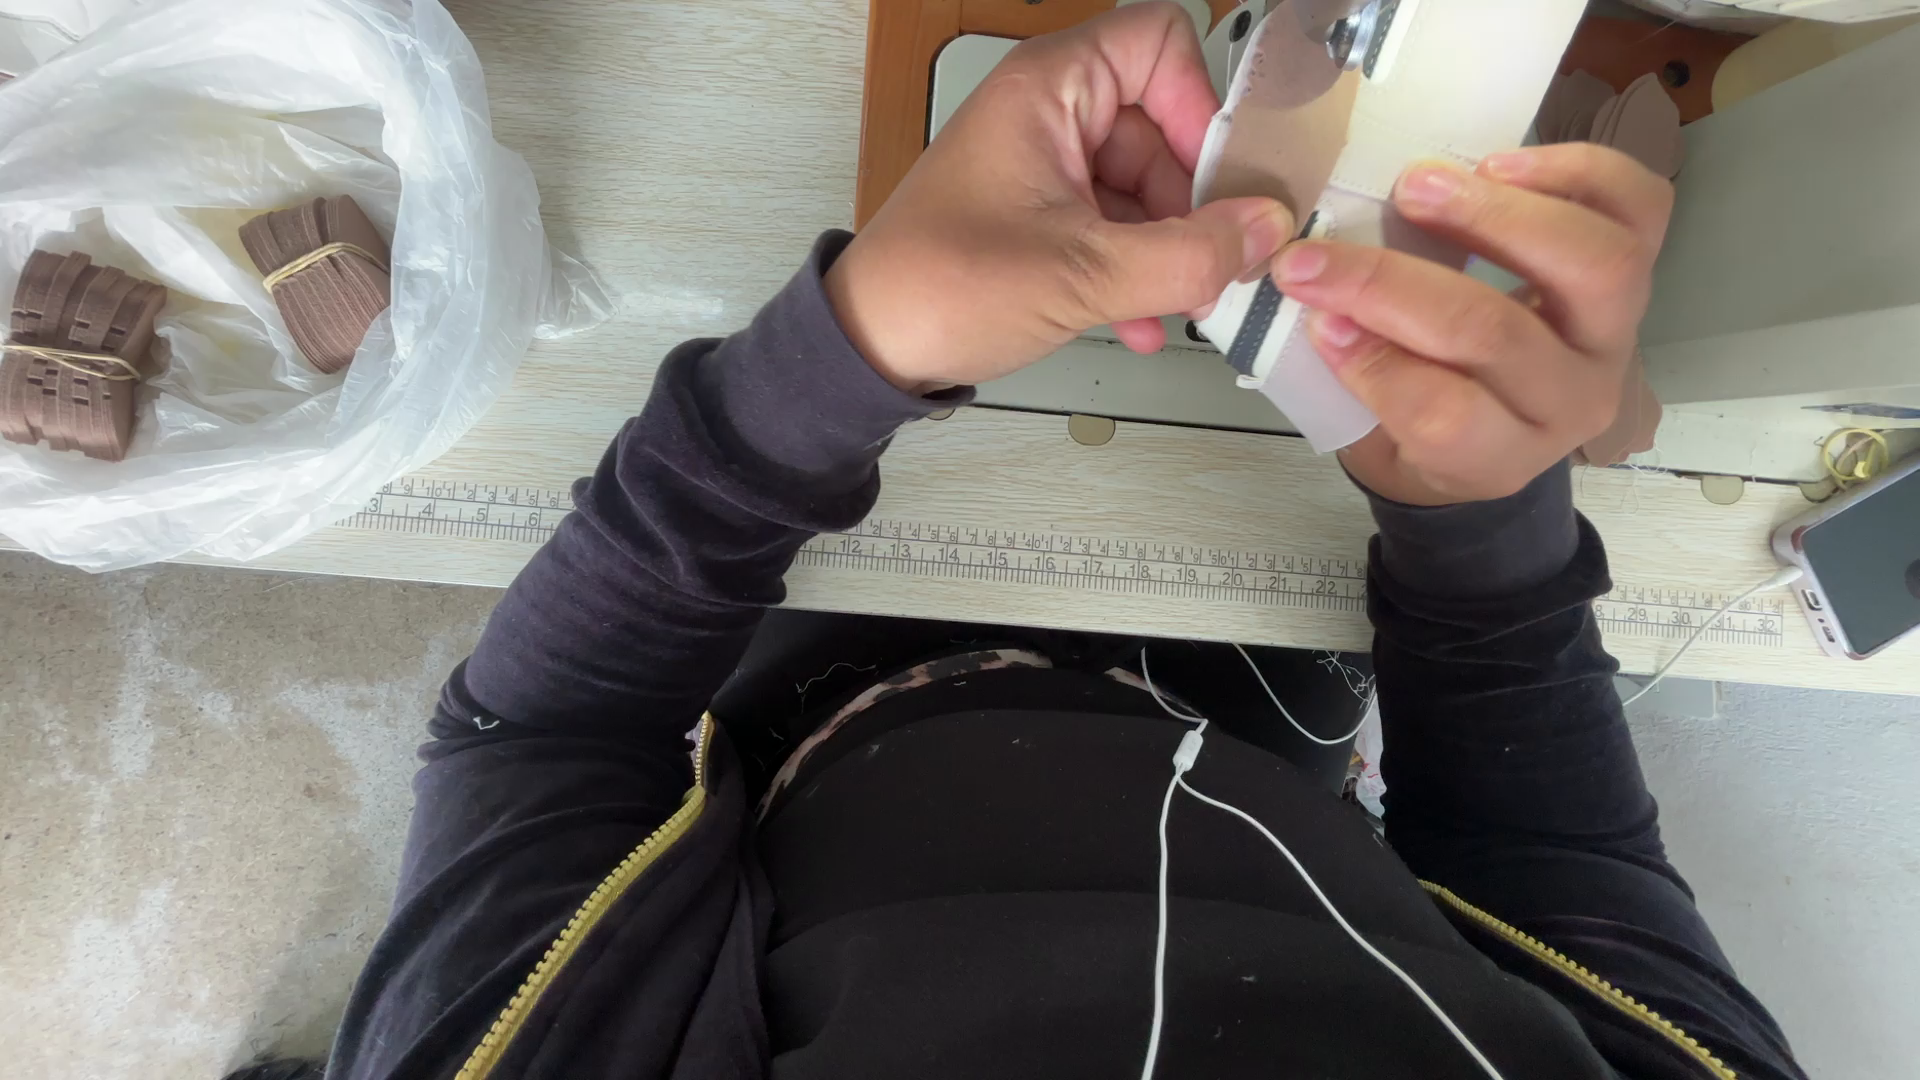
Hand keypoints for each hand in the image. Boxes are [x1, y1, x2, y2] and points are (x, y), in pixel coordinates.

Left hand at [826, 1, 1294, 392]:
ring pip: (1134, 193)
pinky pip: (1103, 231)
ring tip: (1179, 306)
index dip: (1201, 108)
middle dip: (1189, 206)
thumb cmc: (942, 289)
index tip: (1221, 183)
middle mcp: (1045, 120)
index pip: (1161, 46)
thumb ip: (1186, 254)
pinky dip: (1128, 273)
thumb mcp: (1082, 274)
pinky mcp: (1033, 224)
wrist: (872, 349)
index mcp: (1050, 91)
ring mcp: (1039, 175)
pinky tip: (1140, 323)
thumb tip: (1263, 231)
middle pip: (1158, 131)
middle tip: (1214, 264)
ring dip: (1164, 254)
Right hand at [1270, 143, 1674, 505]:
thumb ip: (1357, 380)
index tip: (1311, 318)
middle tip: (1320, 255)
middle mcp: (1569, 404)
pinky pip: (1638, 211)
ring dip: (1492, 215)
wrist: (1489, 435)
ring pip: (1591, 264)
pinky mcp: (1636, 280)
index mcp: (1493, 460)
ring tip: (1414, 186)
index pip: (1439, 413)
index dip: (1371, 363)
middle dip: (1391, 285)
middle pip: (1493, 334)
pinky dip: (1575, 174)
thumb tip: (1322, 305)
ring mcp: (1616, 338)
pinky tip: (1497, 163)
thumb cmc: (1413, 439)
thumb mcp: (1373, 437)